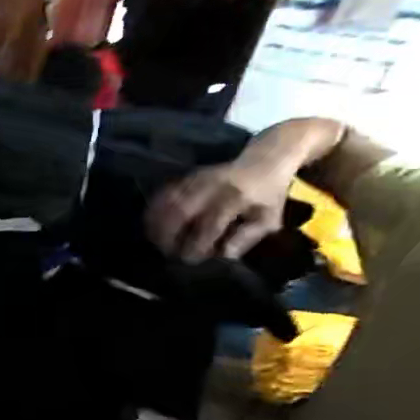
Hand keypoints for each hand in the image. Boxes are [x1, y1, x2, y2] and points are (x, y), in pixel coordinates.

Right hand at [147, 157, 297, 263]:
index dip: (197, 244)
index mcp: (236, 197)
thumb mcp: (268, 220)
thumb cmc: (268, 196)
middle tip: (165, 252)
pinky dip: (156, 206)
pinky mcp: (191, 175)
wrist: (266, 160)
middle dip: (169, 233)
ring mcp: (199, 177)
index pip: (210, 224)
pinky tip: (151, 221)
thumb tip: (222, 257)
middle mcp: (213, 185)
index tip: (189, 260)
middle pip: (183, 209)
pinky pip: (167, 190)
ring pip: (170, 199)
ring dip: (158, 220)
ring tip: (153, 239)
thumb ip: (246, 239)